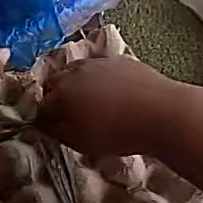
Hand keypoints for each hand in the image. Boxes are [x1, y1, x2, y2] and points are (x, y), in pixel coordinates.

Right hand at [37, 56, 189, 157]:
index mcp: (60, 93)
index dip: (44, 118)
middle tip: (69, 116)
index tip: (53, 129)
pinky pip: (99, 68)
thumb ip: (55, 131)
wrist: (162, 112)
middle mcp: (75, 72)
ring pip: (76, 72)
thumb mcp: (79, 142)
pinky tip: (111, 94)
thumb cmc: (116, 132)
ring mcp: (98, 62)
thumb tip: (40, 123)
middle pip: (54, 83)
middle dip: (56, 97)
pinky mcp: (120, 60)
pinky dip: (98, 79)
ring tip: (90, 103)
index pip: (40, 105)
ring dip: (76, 85)